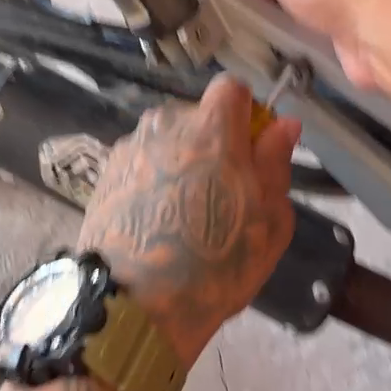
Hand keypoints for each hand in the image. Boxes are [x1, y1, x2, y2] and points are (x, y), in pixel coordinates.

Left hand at [77, 75, 300, 365]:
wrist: (136, 303)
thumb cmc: (217, 262)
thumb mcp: (269, 217)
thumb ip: (275, 161)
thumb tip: (283, 123)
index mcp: (212, 126)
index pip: (233, 87)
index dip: (247, 112)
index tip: (253, 147)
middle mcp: (166, 123)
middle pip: (198, 115)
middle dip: (214, 140)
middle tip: (224, 190)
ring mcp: (132, 146)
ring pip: (168, 138)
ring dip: (182, 159)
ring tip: (185, 211)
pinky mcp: (107, 171)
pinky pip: (143, 161)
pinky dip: (154, 178)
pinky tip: (157, 219)